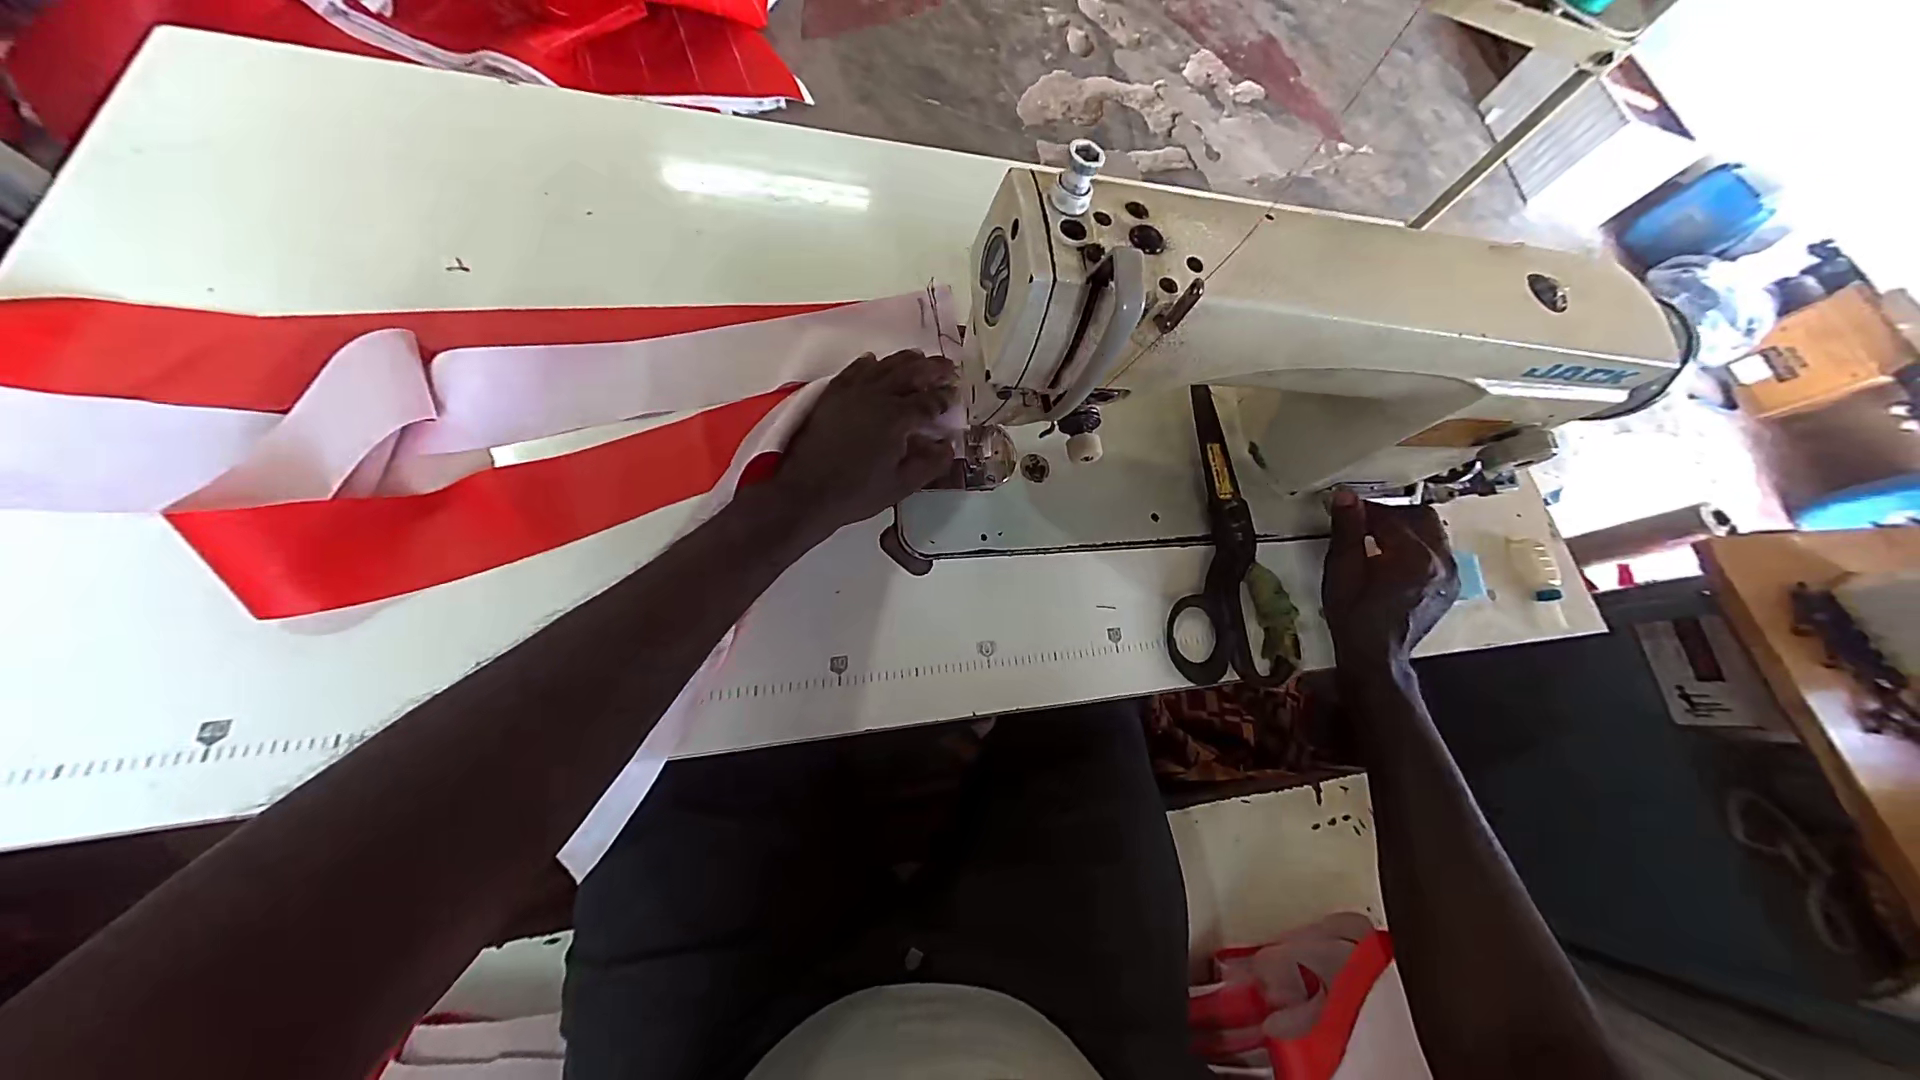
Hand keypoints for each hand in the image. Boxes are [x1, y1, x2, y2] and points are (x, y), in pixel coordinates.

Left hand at [766, 349, 958, 535]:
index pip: (929, 401)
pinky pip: (855, 370)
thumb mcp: (902, 485)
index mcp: (898, 418)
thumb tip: (947, 446)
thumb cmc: (857, 493)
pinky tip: (875, 361)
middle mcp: (877, 396)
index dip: (944, 398)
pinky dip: (870, 363)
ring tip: (920, 359)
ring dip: (906, 361)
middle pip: (910, 373)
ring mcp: (852, 392)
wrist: (807, 493)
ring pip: (884, 366)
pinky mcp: (832, 394)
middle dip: (932, 369)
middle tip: (948, 367)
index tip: (954, 396)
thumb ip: (930, 463)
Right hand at [1322, 489, 1459, 669]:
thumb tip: (1346, 495)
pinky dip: (1415, 546)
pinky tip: (1391, 558)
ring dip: (1403, 528)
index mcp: (1414, 556)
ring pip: (1431, 532)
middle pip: (1419, 517)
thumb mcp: (1341, 571)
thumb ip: (1346, 531)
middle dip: (1388, 514)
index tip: (1343, 508)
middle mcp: (1441, 560)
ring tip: (1374, 539)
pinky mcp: (1449, 585)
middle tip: (1359, 522)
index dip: (1363, 509)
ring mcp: (1450, 574)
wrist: (1375, 656)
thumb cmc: (1353, 615)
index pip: (1389, 516)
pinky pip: (1436, 552)